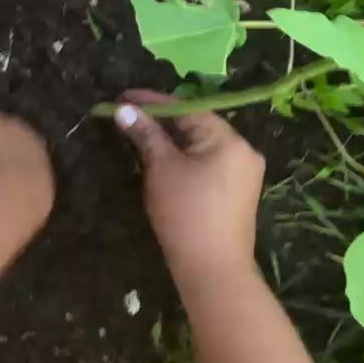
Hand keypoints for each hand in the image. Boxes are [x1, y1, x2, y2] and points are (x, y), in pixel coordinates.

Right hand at [112, 91, 264, 283]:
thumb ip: (145, 134)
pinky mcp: (235, 190)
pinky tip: (159, 155)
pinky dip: (181, 153)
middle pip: (196, 124)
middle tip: (126, 113)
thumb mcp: (161, 167)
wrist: (212, 266)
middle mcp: (242, 151)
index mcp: (229, 141)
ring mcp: (242, 172)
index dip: (152, 100)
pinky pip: (205, 159)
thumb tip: (124, 109)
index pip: (187, 109)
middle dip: (160, 118)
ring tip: (137, 131)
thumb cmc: (186, 211)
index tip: (122, 96)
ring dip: (169, 136)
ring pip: (199, 143)